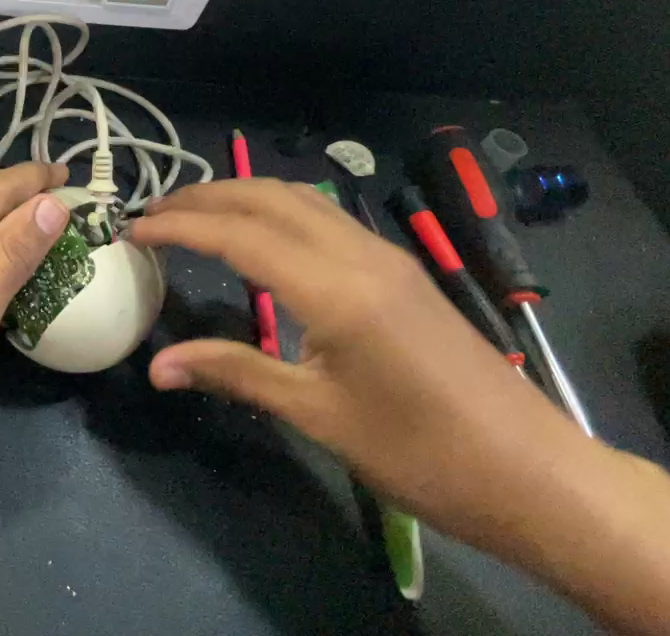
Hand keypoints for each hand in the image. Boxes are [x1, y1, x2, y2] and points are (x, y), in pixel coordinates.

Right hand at [130, 179, 604, 546]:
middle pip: (267, 197)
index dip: (179, 226)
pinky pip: (323, 216)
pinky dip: (273, 208)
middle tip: (152, 211)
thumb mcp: (317, 416)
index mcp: (336, 290)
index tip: (132, 228)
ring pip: (298, 198)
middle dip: (203, 196)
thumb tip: (157, 367)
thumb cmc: (422, 453)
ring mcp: (385, 256)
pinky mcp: (398, 269)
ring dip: (239, 195)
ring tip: (191, 213)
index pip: (238, 235)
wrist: (537, 474)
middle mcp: (359, 255)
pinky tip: (255, 233)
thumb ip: (234, 374)